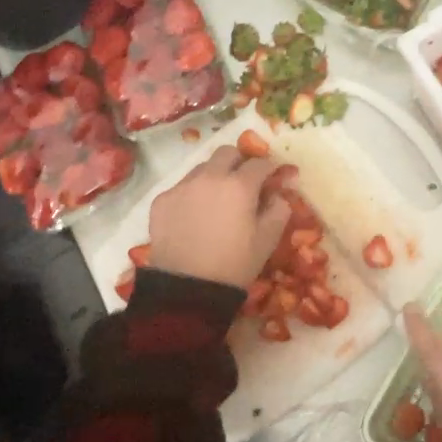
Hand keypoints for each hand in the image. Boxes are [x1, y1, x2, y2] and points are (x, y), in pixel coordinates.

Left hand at [148, 145, 291, 287]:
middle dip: (239, 162)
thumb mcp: (267, 240)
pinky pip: (181, 188)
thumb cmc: (234, 265)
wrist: (187, 288)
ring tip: (216, 201)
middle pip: (227, 153)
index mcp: (239, 186)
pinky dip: (192, 195)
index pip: (259, 163)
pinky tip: (194, 217)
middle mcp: (209, 177)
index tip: (271, 179)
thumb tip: (278, 194)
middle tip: (243, 182)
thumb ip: (279, 210)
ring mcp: (182, 187)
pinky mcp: (162, 200)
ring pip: (201, 168)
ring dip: (214, 176)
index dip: (269, 169)